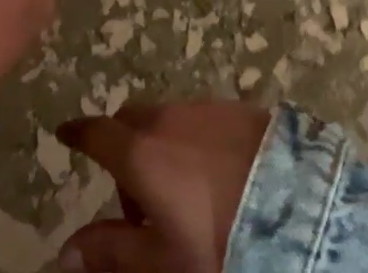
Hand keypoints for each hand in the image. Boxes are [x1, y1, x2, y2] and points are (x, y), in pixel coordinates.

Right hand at [58, 102, 270, 272]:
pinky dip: (194, 137)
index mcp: (140, 151)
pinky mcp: (242, 109)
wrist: (302, 210)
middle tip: (135, 194)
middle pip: (132, 121)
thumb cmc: (219, 240)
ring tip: (180, 189)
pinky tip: (214, 170)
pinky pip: (203, 117)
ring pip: (169, 117)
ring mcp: (208, 109)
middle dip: (123, 146)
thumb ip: (110, 251)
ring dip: (161, 143)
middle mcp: (169, 119)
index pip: (96, 132)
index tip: (66, 133)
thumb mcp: (161, 260)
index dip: (78, 133)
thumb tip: (65, 251)